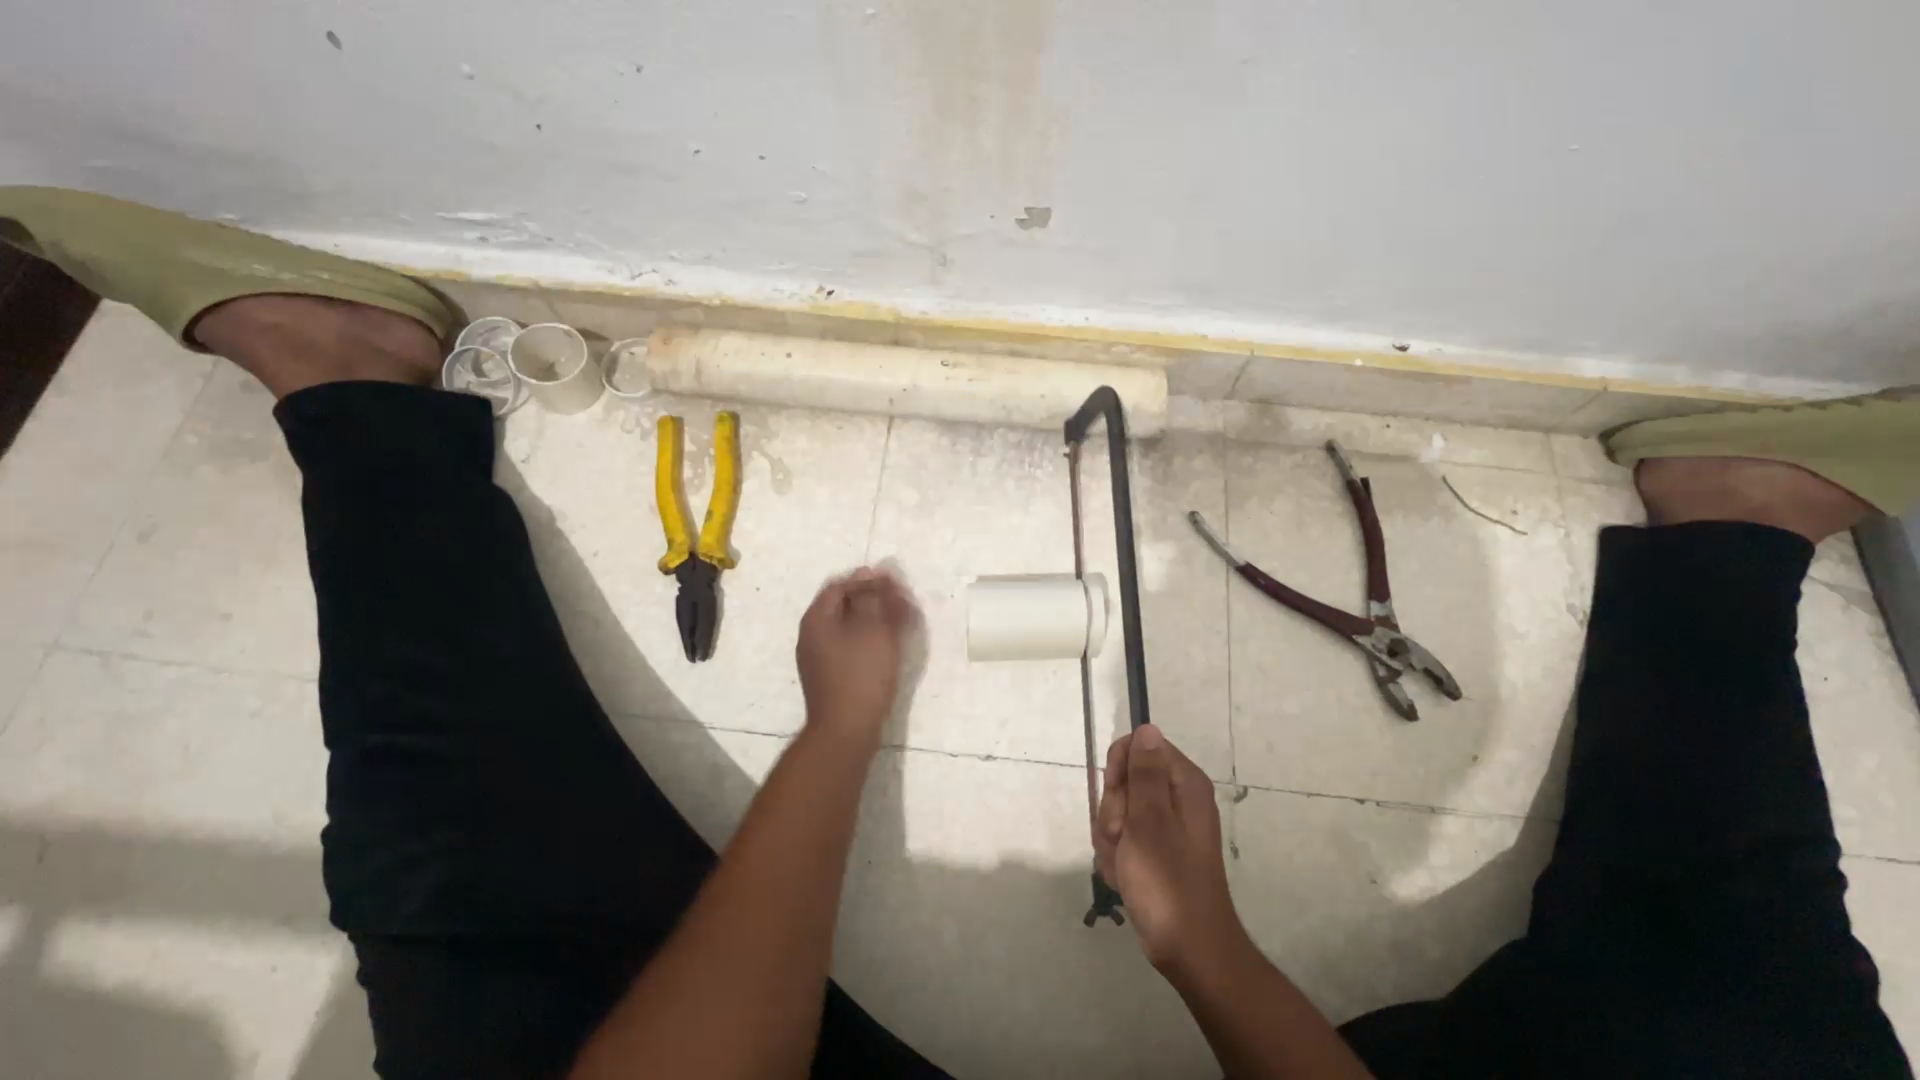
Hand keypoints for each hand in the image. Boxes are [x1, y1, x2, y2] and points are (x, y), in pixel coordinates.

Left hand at [796, 567, 919, 748]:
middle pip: (843, 605)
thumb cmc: (861, 675)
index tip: (896, 583)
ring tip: (901, 623)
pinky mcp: (829, 676)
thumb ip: (877, 599)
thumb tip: (877, 576)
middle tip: (901, 602)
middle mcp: (811, 634)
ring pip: (848, 626)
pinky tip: (889, 646)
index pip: (841, 585)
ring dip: (874, 619)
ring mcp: (818, 657)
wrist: (845, 731)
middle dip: (873, 599)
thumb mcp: (875, 630)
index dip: (869, 580)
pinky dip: (869, 639)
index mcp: (817, 618)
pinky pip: (849, 646)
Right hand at [1094, 725, 1248, 974]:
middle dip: (1113, 810)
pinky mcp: (1152, 851)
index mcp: (1183, 784)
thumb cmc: (1168, 881)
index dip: (1120, 771)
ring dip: (1110, 838)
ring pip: (1116, 812)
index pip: (1138, 747)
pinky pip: (1119, 839)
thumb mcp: (1150, 821)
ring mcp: (1163, 827)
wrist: (1186, 946)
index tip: (1122, 801)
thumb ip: (1144, 772)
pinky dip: (1116, 857)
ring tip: (1126, 864)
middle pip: (1123, 780)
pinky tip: (1125, 877)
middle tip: (1124, 838)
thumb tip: (1147, 727)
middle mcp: (1176, 799)